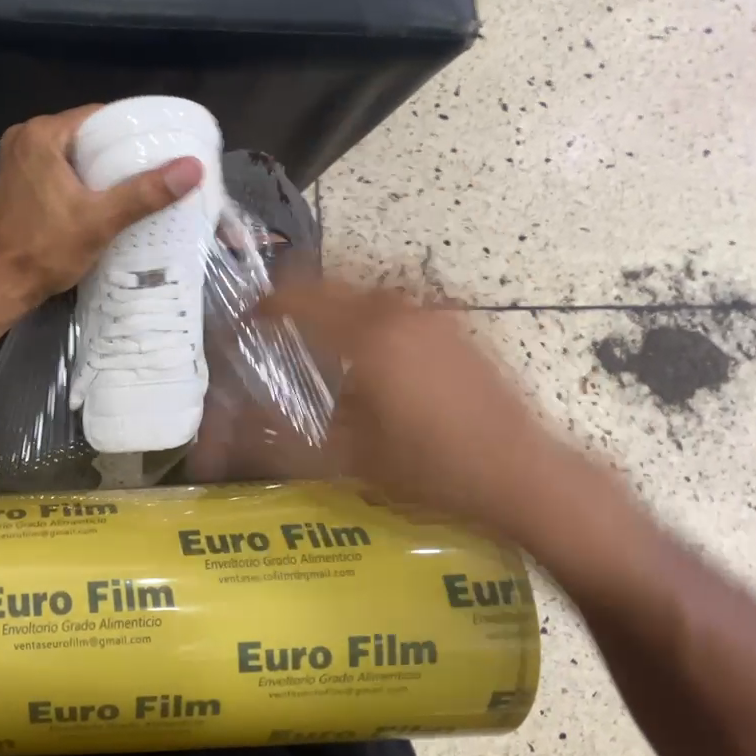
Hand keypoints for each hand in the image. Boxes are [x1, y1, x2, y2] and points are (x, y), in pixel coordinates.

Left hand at [0, 106, 203, 319]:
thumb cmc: (46, 250)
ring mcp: (13, 161)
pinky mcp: (13, 183)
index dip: (129, 130)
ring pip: (69, 153)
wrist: (1, 286)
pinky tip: (100, 197)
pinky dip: (76, 179)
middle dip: (115, 150)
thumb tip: (193, 167)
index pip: (97, 116)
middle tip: (151, 168)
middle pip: (83, 134)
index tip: (158, 146)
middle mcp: (22, 138)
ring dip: (96, 167)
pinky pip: (54, 169)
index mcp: (41, 134)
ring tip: (133, 183)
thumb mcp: (100, 220)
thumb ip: (145, 192)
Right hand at [253, 270, 595, 543]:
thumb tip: (236, 425)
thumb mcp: (347, 457)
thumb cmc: (430, 468)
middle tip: (274, 316)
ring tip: (317, 326)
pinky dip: (373, 311)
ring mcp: (436, 318)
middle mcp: (401, 314)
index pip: (301, 298)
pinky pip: (402, 304)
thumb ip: (285, 432)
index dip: (266, 304)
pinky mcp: (460, 330)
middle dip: (299, 293)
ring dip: (338, 298)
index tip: (246, 319)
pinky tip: (371, 345)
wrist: (520, 475)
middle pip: (337, 280)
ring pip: (372, 288)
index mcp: (368, 337)